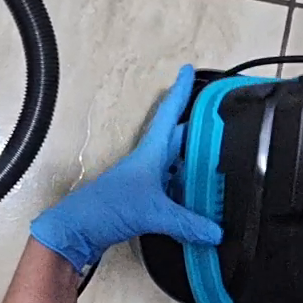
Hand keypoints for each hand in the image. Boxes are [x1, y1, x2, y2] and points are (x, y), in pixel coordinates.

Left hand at [30, 66, 223, 271]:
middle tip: (225, 127)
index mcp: (150, 153)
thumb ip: (187, 223)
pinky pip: (172, 190)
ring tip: (221, 165)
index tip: (188, 69)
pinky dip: (188, 192)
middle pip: (178, 140)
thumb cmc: (107, 209)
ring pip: (177, 165)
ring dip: (195, 165)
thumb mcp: (152, 213)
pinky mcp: (143, 201)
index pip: (168, 114)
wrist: (77, 230)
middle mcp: (149, 163)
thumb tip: (217, 233)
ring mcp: (145, 182)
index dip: (179, 92)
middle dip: (199, 132)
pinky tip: (201, 201)